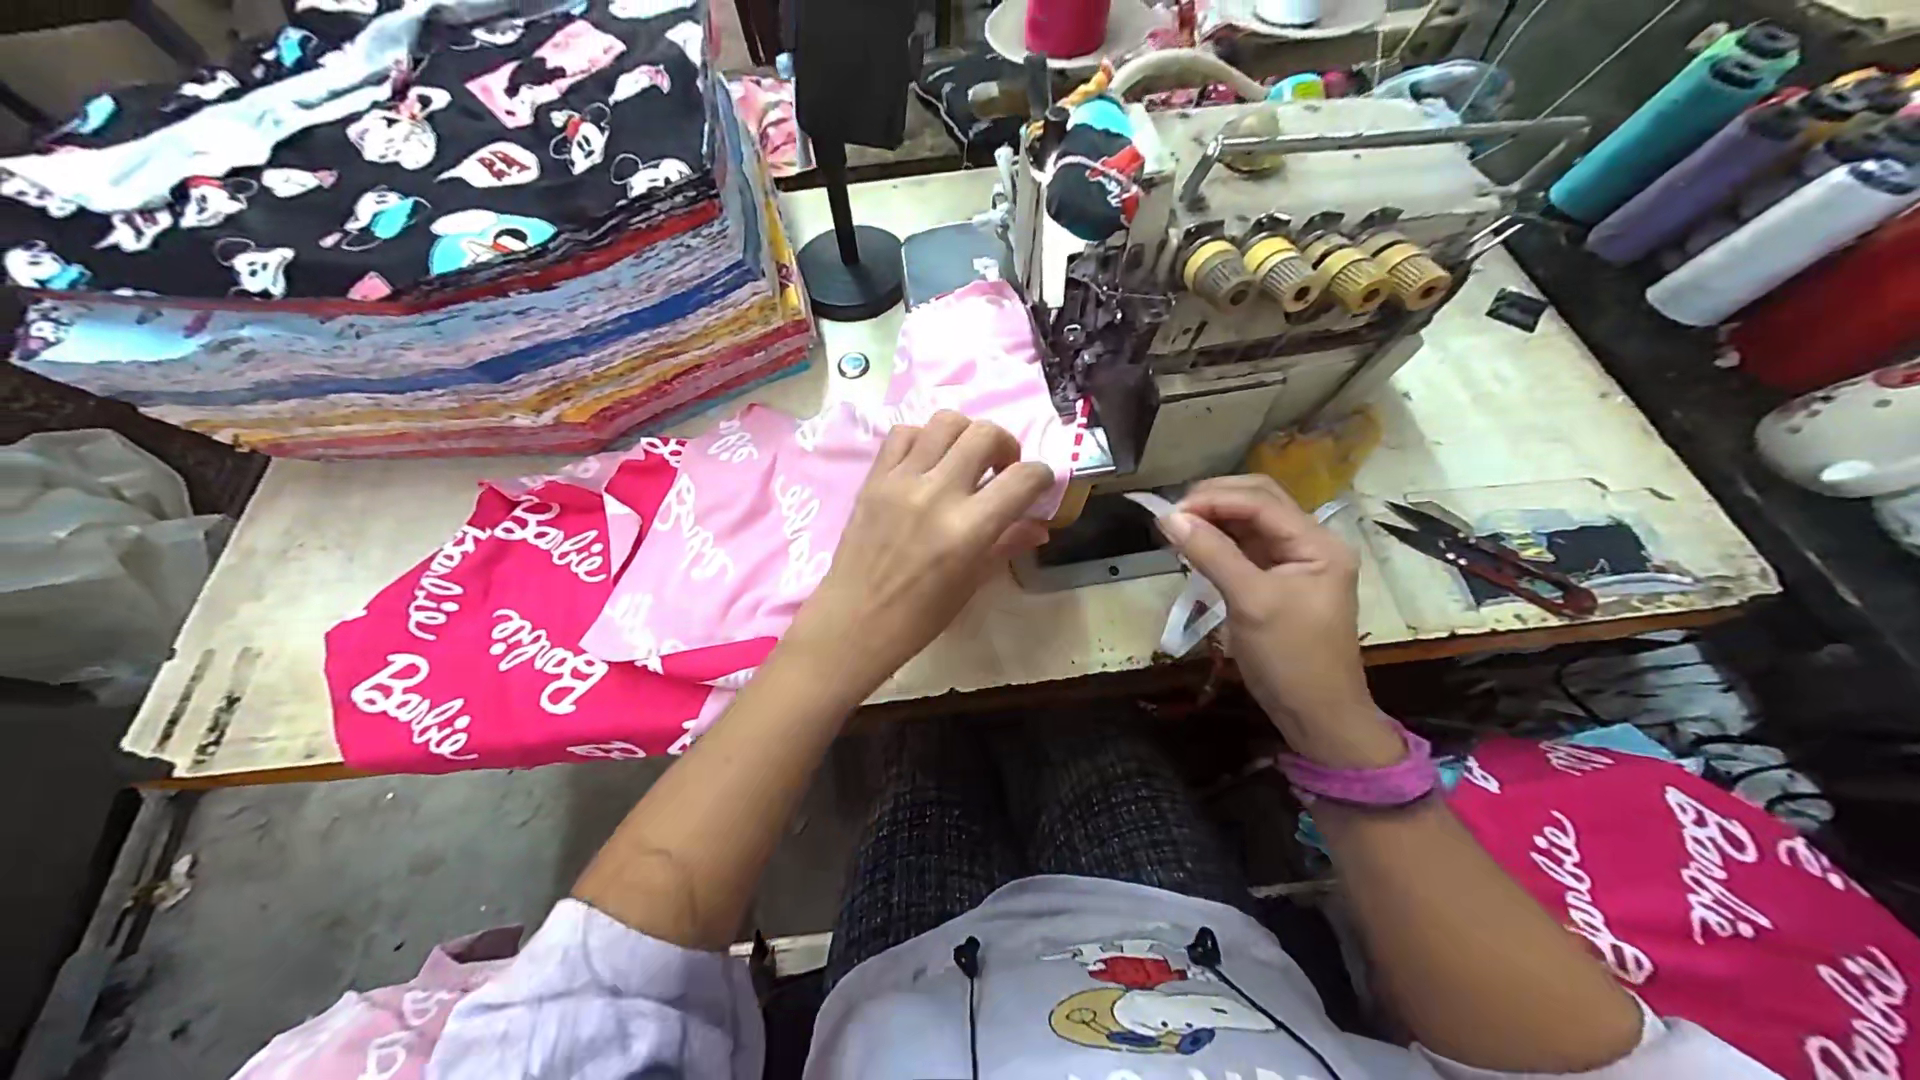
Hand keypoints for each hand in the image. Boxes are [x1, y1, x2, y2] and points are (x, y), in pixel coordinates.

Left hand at [785, 411, 1052, 698]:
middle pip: (986, 434)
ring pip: (946, 422)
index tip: (1036, 486)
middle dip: (1007, 445)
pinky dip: (924, 437)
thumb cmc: (920, 616)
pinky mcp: (874, 478)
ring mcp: (901, 481)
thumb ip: (1007, 544)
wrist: (854, 621)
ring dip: (967, 435)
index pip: (1024, 477)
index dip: (1041, 476)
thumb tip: (1040, 526)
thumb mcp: (972, 583)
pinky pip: (903, 433)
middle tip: (1001, 469)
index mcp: (968, 529)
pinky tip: (927, 461)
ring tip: (964, 460)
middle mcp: (937, 494)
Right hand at [1159, 475, 1403, 767]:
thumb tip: (1168, 517)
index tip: (1170, 511)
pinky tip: (1192, 545)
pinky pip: (1243, 547)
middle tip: (1172, 516)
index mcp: (1317, 543)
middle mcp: (1308, 543)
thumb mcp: (1250, 602)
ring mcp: (1292, 561)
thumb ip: (1212, 554)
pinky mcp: (1274, 579)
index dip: (1214, 499)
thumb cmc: (1291, 659)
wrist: (1316, 714)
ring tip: (1176, 527)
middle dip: (1214, 501)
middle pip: (1258, 502)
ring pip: (1248, 522)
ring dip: (1212, 519)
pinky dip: (1217, 541)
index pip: (1261, 502)